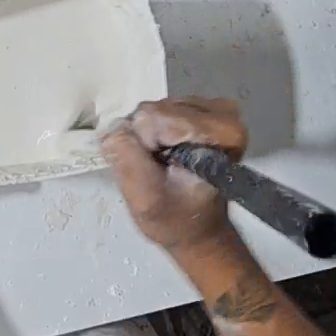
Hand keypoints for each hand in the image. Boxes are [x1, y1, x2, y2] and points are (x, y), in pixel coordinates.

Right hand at [102, 97, 247, 253]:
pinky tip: (164, 152)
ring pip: (154, 108)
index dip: (145, 144)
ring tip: (162, 163)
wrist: (194, 227)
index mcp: (223, 133)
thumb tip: (112, 128)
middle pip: (156, 109)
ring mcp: (211, 109)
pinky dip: (152, 132)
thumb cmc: (176, 219)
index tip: (157, 169)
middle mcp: (223, 114)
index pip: (155, 118)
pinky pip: (156, 109)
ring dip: (149, 136)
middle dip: (146, 138)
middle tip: (157, 167)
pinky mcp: (199, 109)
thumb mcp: (146, 199)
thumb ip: (128, 160)